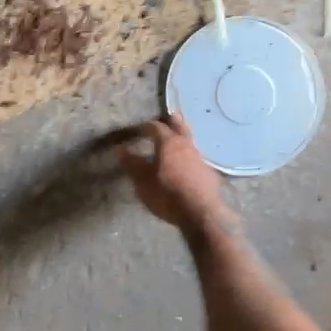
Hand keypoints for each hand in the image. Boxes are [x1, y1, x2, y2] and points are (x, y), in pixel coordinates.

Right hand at [119, 115, 236, 240]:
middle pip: (179, 126)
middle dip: (172, 121)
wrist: (201, 214)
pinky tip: (187, 166)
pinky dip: (190, 158)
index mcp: (168, 142)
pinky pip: (197, 159)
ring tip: (176, 142)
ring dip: (182, 139)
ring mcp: (200, 159)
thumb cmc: (167, 194)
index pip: (156, 126)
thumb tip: (121, 149)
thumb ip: (132, 163)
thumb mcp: (142, 180)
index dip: (147, 125)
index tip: (139, 128)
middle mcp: (186, 145)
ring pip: (190, 142)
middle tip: (168, 117)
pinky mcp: (209, 174)